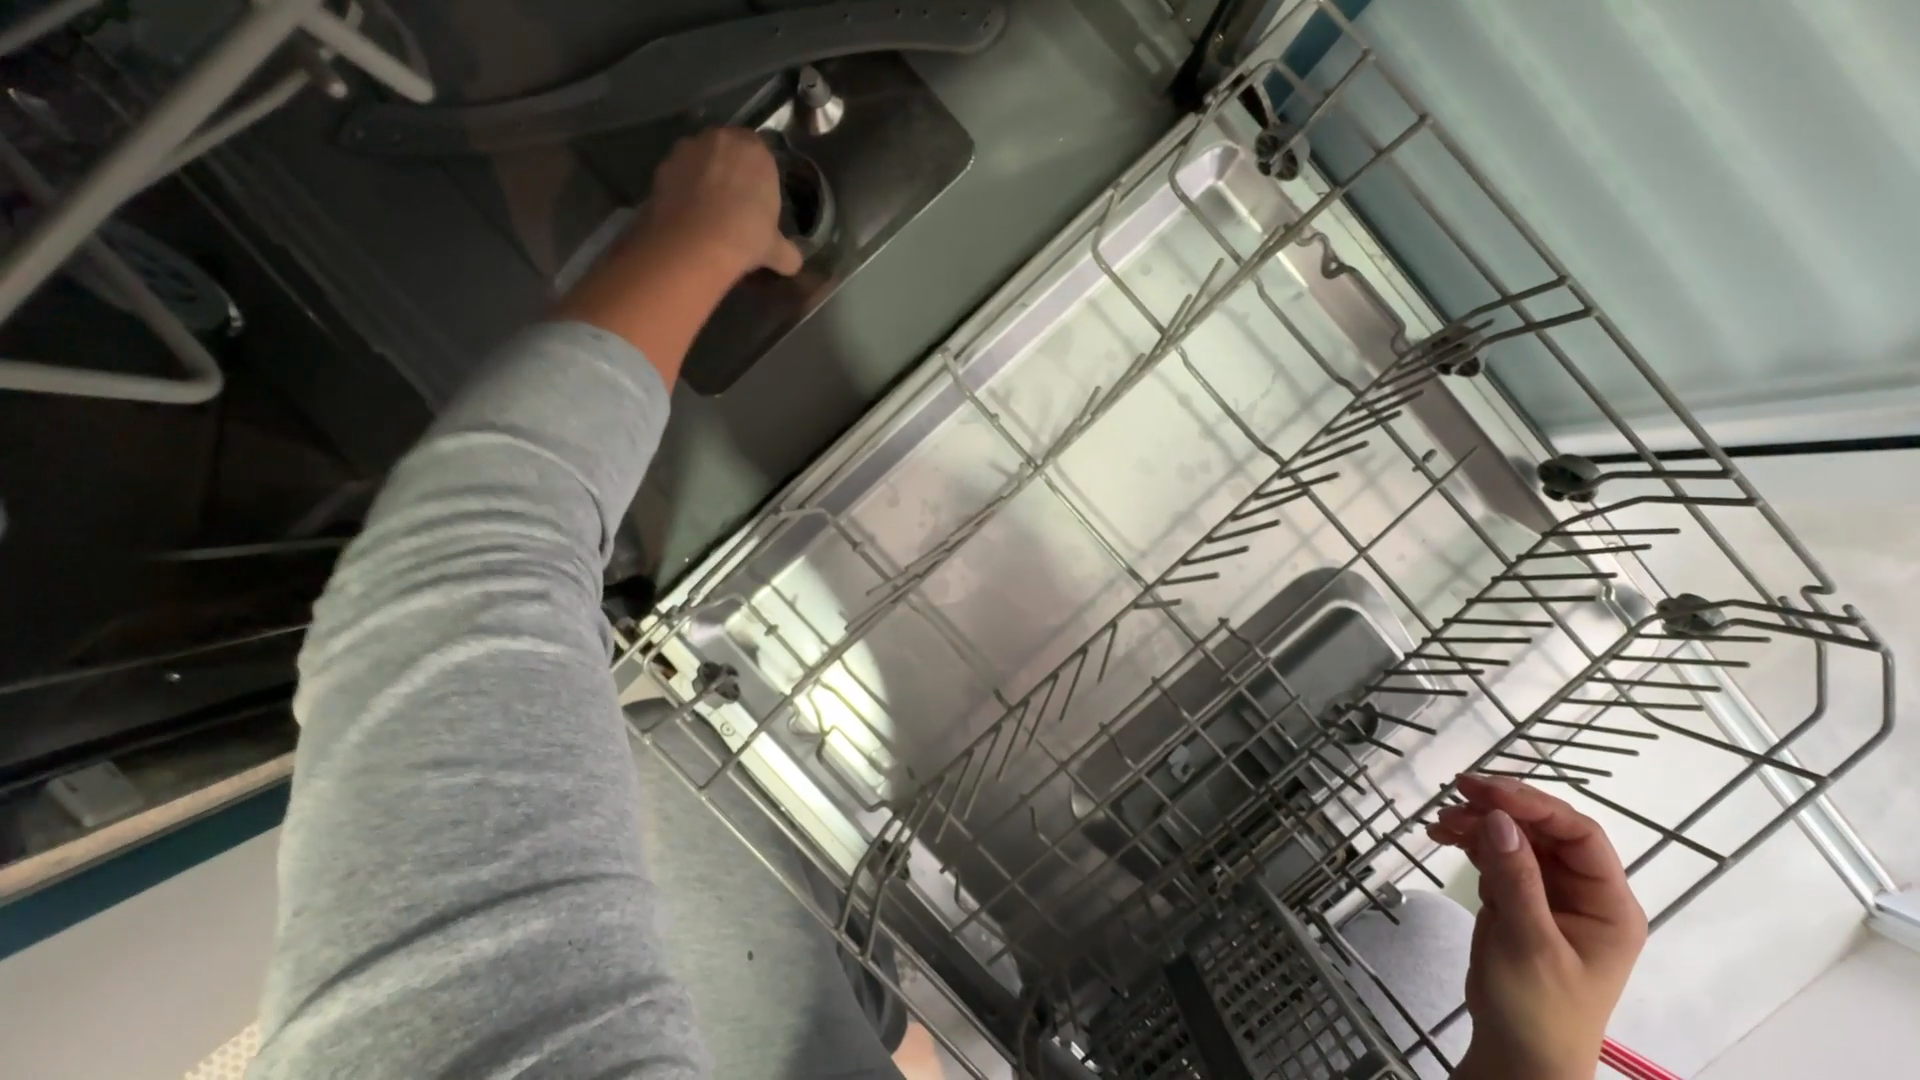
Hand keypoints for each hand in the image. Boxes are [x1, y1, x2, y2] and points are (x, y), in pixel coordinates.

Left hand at [555, 127, 803, 385]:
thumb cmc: (745, 236)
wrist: (694, 243)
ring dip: (703, 176)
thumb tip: (794, 264)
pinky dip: (682, 189)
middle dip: (730, 169)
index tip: (757, 198)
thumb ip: (787, 253)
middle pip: (728, 149)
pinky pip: (678, 175)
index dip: (758, 175)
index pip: (761, 152)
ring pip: (700, 159)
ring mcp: (688, 149)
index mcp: (756, 150)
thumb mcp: (774, 249)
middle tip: (732, 203)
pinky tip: (686, 214)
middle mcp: (721, 139)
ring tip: (706, 210)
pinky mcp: (662, 166)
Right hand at [1427, 774, 1647, 1079]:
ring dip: (1479, 822)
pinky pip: (1496, 856)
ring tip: (1439, 821)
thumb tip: (1498, 817)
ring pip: (1516, 839)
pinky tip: (1441, 835)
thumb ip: (1517, 878)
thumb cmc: (1538, 1008)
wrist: (1519, 1057)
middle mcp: (1582, 892)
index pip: (1580, 835)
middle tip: (1456, 791)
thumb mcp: (1529, 944)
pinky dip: (1469, 841)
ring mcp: (1548, 895)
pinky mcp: (1517, 901)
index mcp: (1608, 904)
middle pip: (1546, 830)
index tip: (1486, 791)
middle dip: (1502, 807)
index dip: (1536, 805)